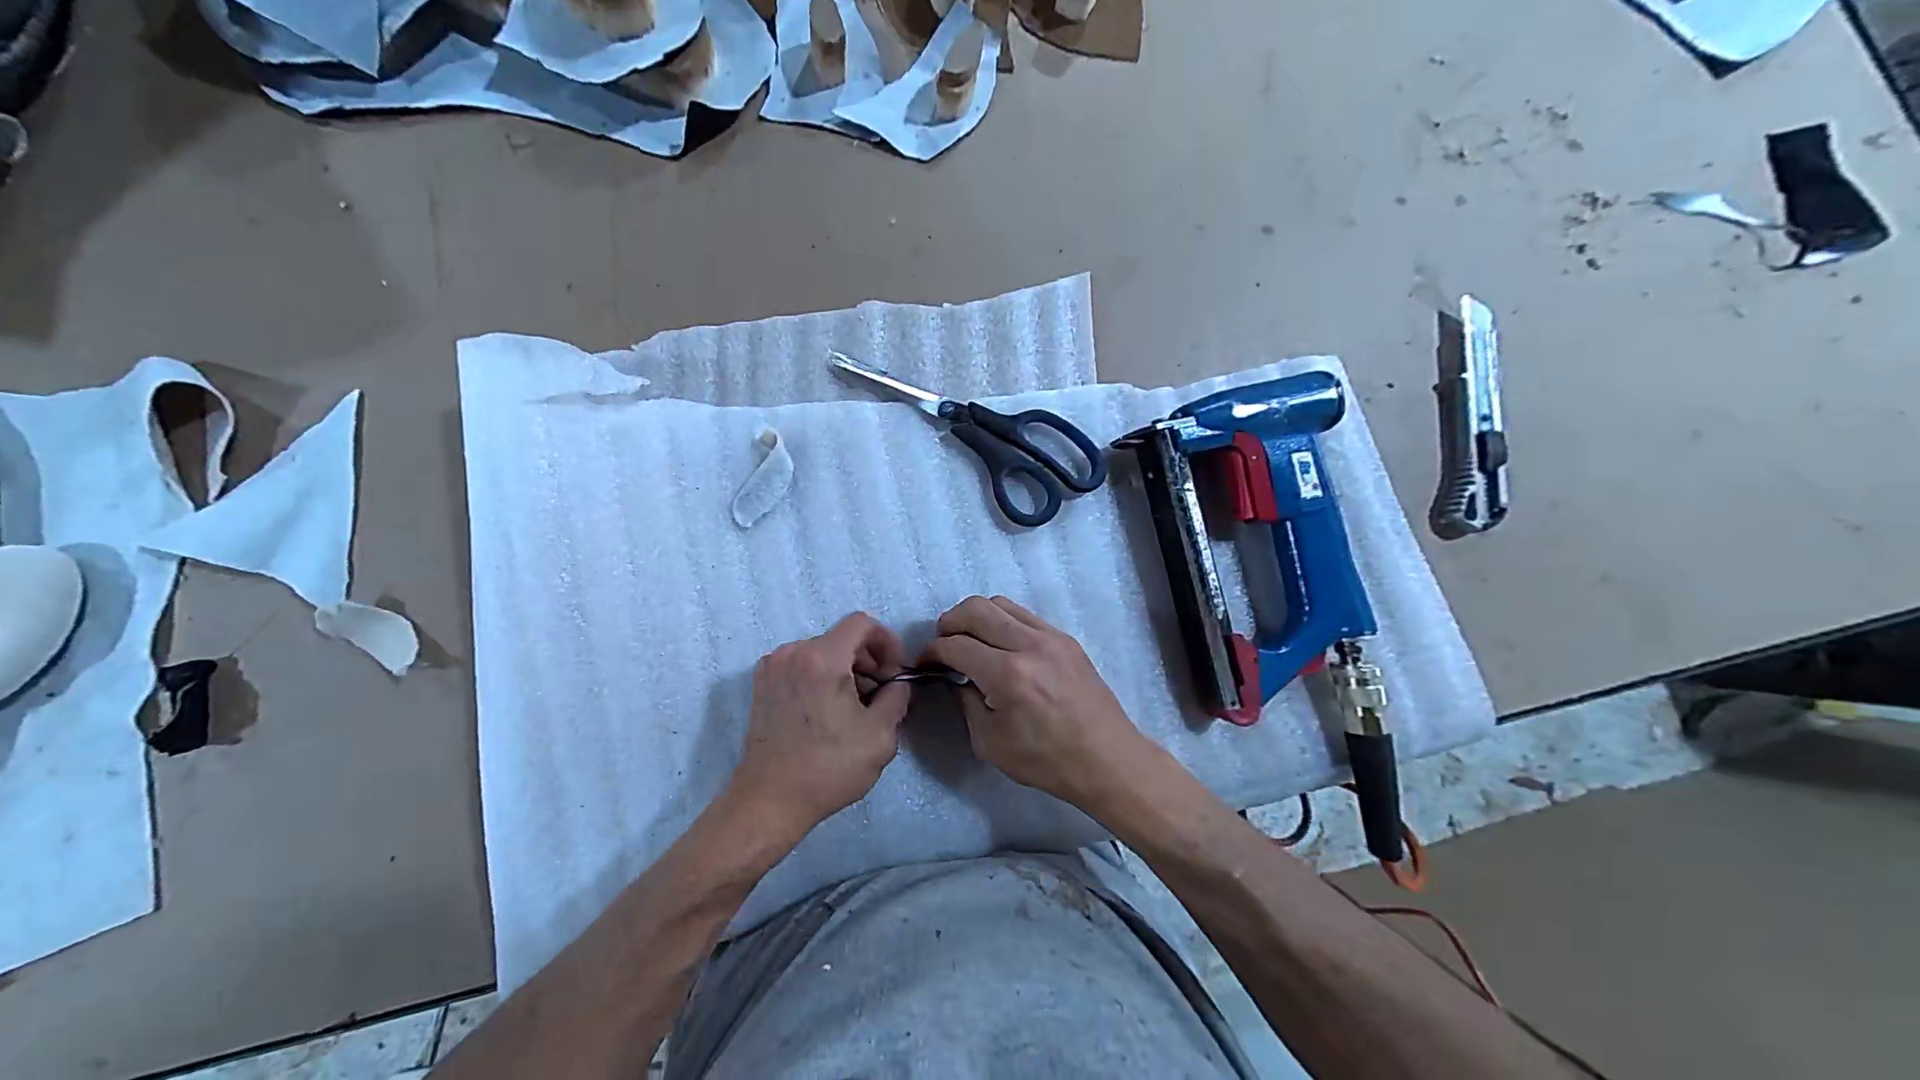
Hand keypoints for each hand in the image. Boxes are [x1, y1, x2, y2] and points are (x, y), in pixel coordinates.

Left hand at [728, 613, 912, 830]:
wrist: (770, 800)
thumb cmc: (829, 767)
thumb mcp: (881, 735)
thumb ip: (897, 698)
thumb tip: (896, 686)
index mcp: (821, 658)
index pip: (862, 623)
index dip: (887, 641)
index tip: (895, 672)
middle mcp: (792, 653)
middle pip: (841, 638)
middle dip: (868, 660)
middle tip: (882, 694)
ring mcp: (772, 668)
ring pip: (821, 653)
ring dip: (846, 670)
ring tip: (857, 707)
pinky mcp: (761, 686)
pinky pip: (801, 667)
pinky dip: (821, 678)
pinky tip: (829, 712)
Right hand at [924, 596, 1155, 809]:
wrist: (1107, 759)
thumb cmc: (1047, 761)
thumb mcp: (990, 743)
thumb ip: (967, 702)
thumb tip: (956, 678)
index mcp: (1008, 675)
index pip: (956, 645)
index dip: (932, 651)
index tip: (925, 663)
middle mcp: (1029, 645)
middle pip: (975, 609)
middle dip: (949, 623)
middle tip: (943, 645)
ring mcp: (1052, 637)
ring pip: (1001, 604)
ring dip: (976, 617)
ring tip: (970, 641)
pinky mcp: (1066, 639)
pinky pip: (1024, 615)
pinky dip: (1003, 622)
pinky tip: (999, 645)